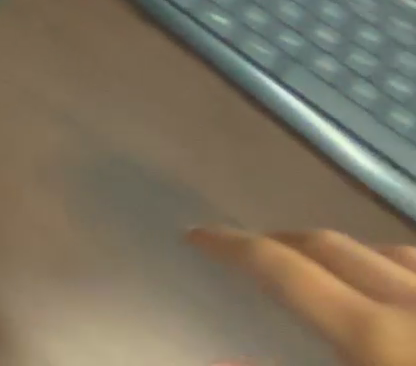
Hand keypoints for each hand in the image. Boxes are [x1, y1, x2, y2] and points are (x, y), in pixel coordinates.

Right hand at [189, 227, 415, 365]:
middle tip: (254, 247)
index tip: (194, 235)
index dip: (230, 245)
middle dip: (284, 241)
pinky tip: (398, 287)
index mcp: (369, 328)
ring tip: (331, 265)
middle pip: (329, 246)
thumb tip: (214, 356)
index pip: (279, 265)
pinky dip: (403, 269)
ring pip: (392, 252)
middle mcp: (410, 299)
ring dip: (352, 252)